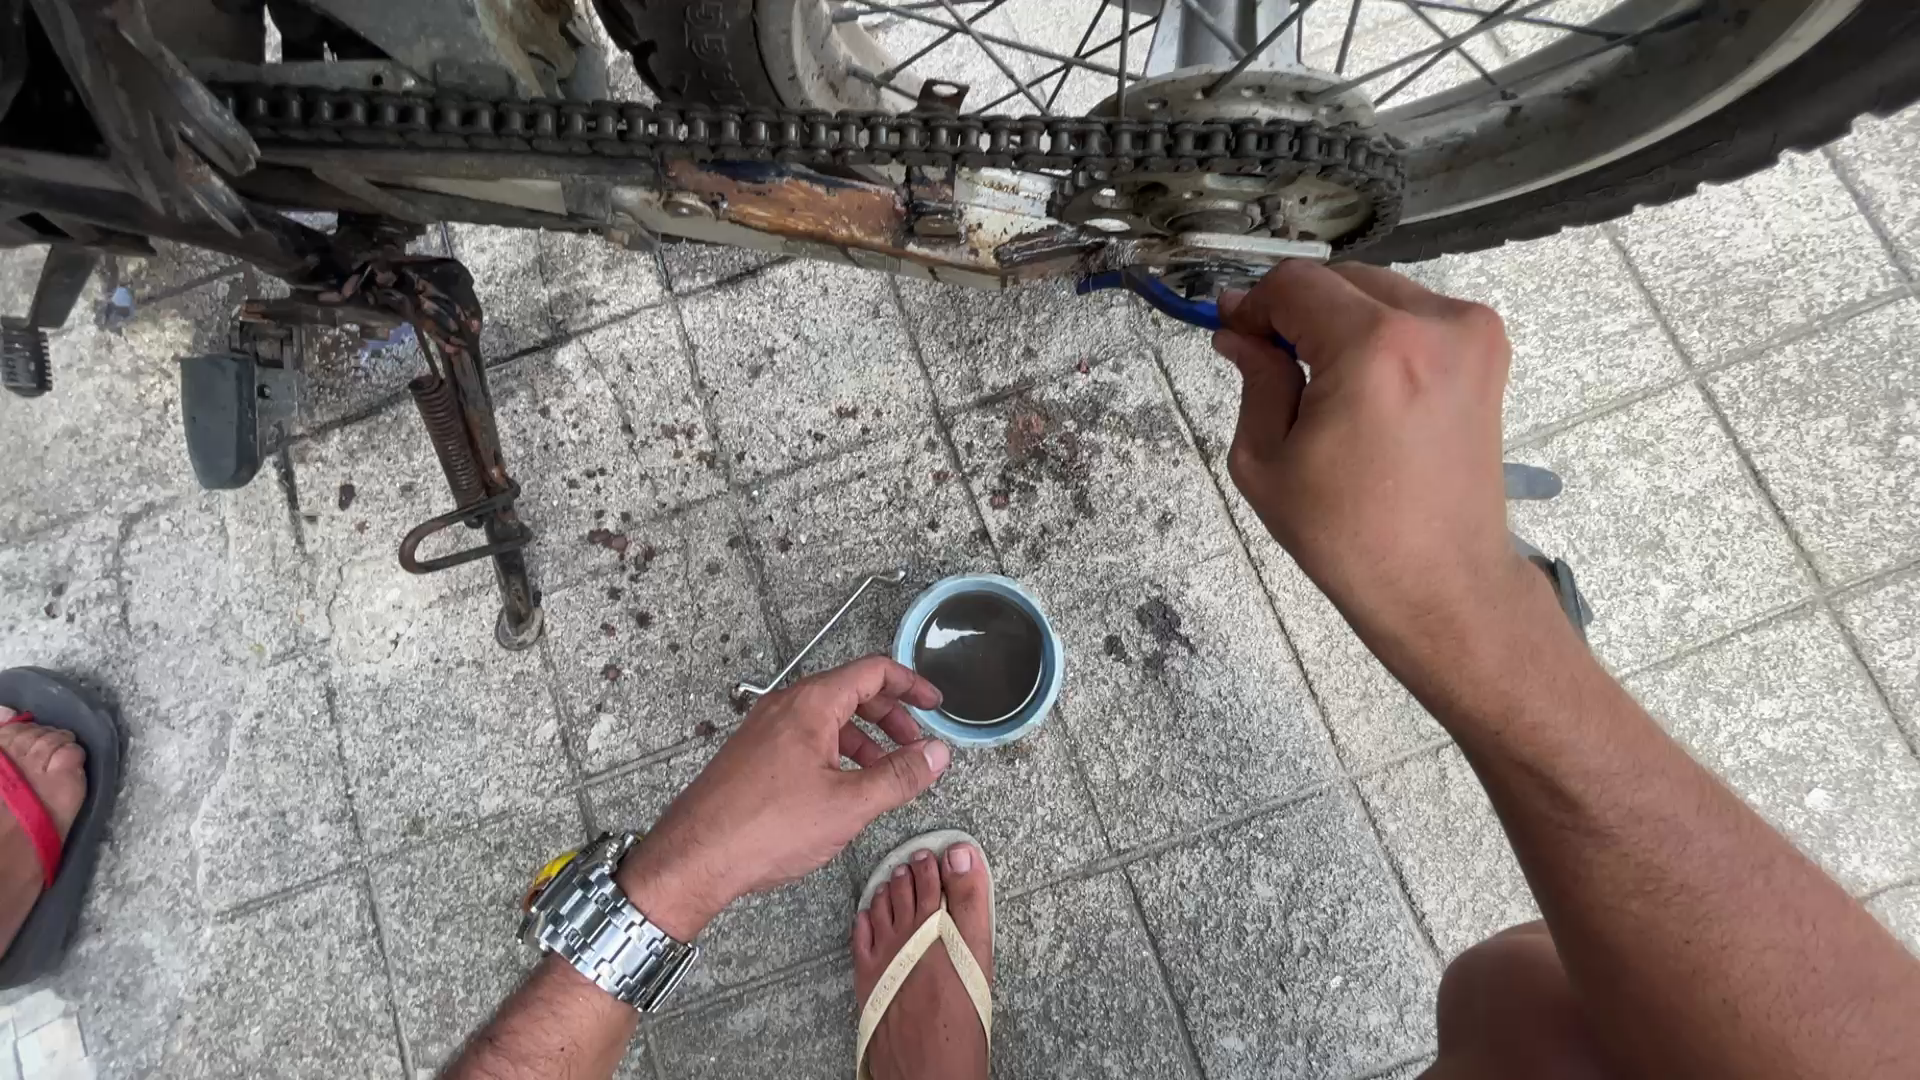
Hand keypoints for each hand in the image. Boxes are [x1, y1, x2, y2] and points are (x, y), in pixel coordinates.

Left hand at [614, 656, 949, 939]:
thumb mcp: (849, 804)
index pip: (874, 670)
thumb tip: (937, 754)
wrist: (693, 859)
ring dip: (865, 737)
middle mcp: (787, 705)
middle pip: (853, 691)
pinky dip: (837, 750)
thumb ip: (900, 775)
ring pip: (829, 717)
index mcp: (812, 703)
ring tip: (886, 771)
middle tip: (916, 744)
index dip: (911, 684)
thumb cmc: (764, 828)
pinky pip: (807, 736)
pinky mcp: (755, 753)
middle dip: (891, 715)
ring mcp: (767, 728)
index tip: (934, 703)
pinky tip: (845, 785)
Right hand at [1212, 261, 1543, 666]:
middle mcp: (1434, 321)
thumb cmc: (1341, 532)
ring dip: (1333, 319)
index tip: (1232, 335)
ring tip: (1312, 379)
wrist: (1438, 579)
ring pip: (1377, 291)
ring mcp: (1472, 332)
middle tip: (1263, 358)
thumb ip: (1255, 379)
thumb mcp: (1264, 459)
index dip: (1253, 304)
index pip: (1296, 284)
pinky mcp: (1488, 351)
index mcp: (1372, 347)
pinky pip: (1413, 314)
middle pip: (1338, 279)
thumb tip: (1238, 334)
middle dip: (1292, 310)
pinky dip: (1374, 332)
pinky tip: (1357, 384)